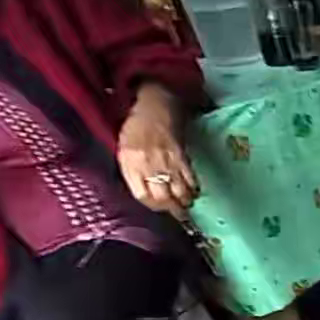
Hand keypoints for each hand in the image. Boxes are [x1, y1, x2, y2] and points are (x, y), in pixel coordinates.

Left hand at [118, 82, 197, 213]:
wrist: (154, 107)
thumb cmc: (137, 130)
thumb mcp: (125, 151)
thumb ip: (133, 173)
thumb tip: (148, 194)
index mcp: (130, 163)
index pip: (143, 196)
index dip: (154, 206)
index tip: (160, 207)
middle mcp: (147, 164)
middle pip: (163, 198)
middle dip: (173, 209)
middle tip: (178, 212)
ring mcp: (165, 161)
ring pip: (180, 193)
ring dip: (186, 201)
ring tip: (187, 202)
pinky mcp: (181, 157)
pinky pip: (191, 180)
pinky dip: (194, 189)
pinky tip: (194, 190)